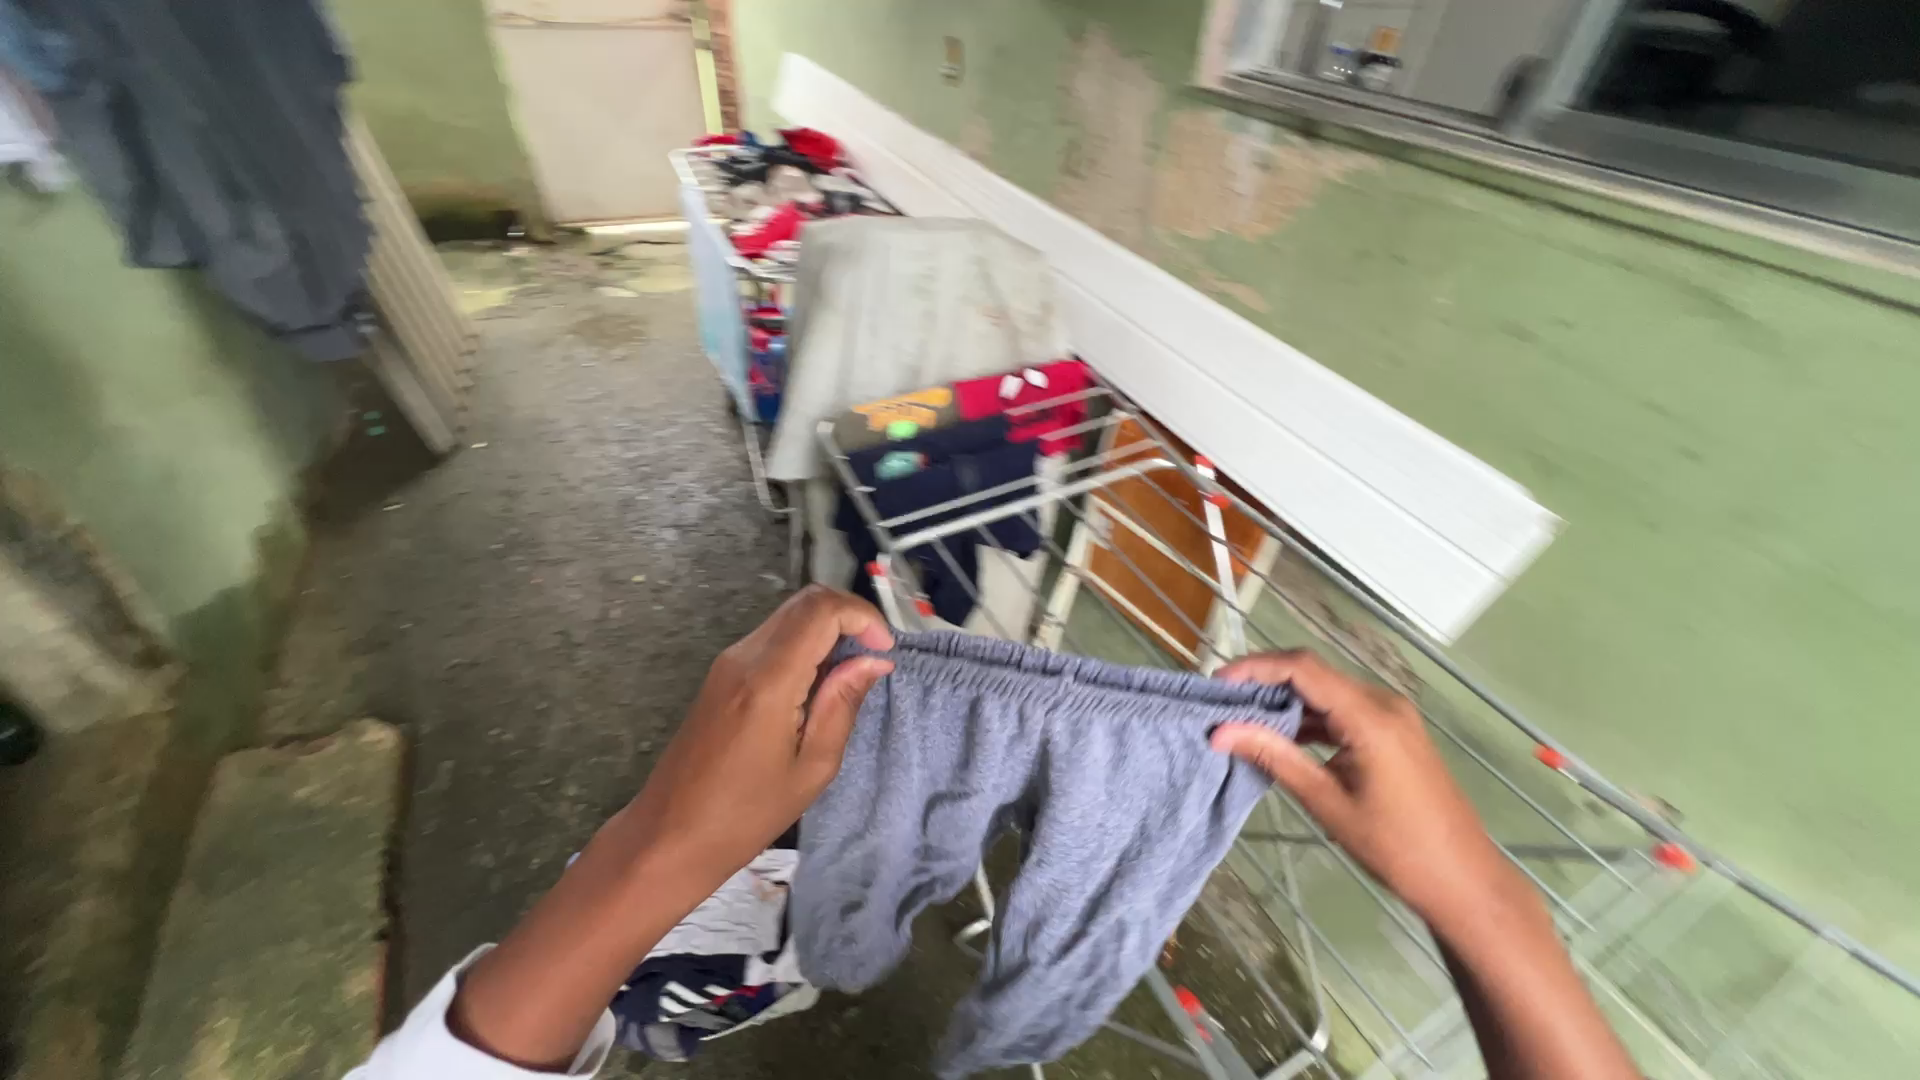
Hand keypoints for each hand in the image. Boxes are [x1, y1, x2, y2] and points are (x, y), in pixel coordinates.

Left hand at [613, 584, 894, 894]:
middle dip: (850, 616)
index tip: (884, 650)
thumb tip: (873, 660)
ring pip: (790, 615)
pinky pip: (774, 637)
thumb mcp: (812, 766)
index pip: (821, 609)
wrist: (669, 835)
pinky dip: (806, 643)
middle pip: (805, 601)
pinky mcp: (722, 674)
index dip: (862, 617)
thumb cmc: (745, 814)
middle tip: (874, 655)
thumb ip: (843, 703)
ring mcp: (728, 662)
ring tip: (850, 674)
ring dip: (828, 629)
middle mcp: (744, 657)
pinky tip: (818, 684)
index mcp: (768, 679)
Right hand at [1210, 650, 1507, 927]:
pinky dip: (1307, 717)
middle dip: (1263, 681)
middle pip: (1312, 673)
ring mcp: (1391, 716)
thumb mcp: (1326, 801)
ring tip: (1240, 718)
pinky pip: (1340, 710)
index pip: (1301, 669)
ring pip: (1325, 691)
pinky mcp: (1392, 732)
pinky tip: (1280, 736)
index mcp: (1370, 716)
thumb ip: (1273, 756)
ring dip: (1283, 700)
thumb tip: (1219, 732)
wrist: (1466, 883)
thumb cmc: (1397, 848)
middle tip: (1221, 700)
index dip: (1254, 668)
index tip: (1216, 684)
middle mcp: (1383, 703)